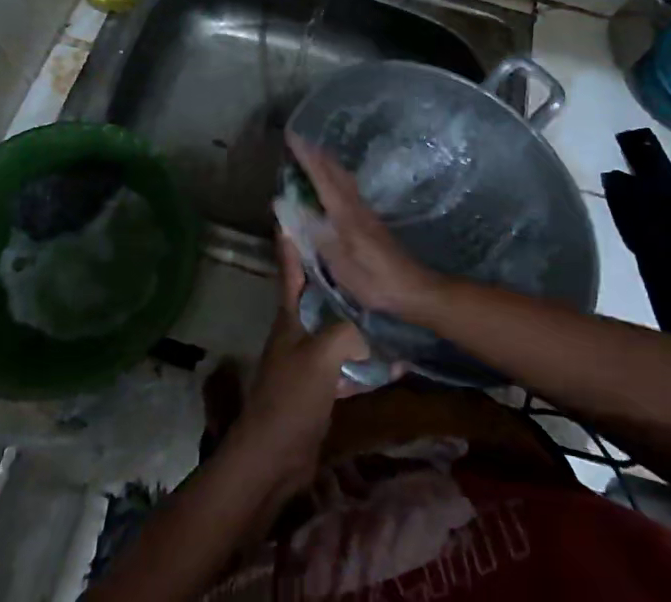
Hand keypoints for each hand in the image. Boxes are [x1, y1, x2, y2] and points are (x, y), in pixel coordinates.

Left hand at [223, 237, 372, 492]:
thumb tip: (371, 330)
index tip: (294, 215)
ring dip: (359, 322)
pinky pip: (348, 368)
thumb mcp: (321, 357)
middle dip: (338, 277)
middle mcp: (298, 332)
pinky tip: (395, 363)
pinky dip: (368, 365)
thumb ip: (346, 334)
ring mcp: (310, 361)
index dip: (291, 243)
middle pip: (319, 297)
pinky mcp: (321, 388)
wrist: (275, 456)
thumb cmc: (291, 399)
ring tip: (388, 304)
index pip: (291, 271)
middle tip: (364, 256)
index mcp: (290, 317)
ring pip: (337, 331)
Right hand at [286, 134, 445, 319]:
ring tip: (311, 153)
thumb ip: (317, 236)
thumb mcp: (342, 266)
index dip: (306, 157)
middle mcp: (355, 207)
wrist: (415, 290)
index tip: (292, 137)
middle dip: (315, 153)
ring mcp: (365, 213)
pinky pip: (347, 187)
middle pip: (334, 172)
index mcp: (346, 216)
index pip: (322, 179)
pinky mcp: (370, 221)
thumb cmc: (376, 282)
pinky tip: (332, 180)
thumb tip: (292, 210)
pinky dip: (334, 176)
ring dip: (326, 162)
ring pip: (343, 178)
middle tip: (297, 140)